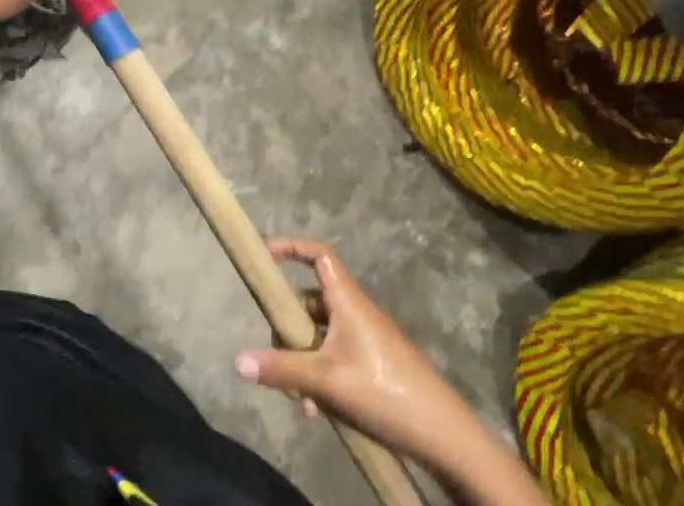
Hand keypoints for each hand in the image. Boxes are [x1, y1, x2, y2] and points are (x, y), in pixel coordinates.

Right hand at [234, 240, 486, 474]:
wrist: (446, 437)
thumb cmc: (386, 393)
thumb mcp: (326, 381)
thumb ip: (281, 369)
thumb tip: (237, 362)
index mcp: (348, 302)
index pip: (320, 255)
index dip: (291, 247)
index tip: (264, 254)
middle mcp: (357, 314)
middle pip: (310, 301)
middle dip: (287, 325)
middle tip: (272, 350)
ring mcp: (367, 340)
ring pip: (320, 335)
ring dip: (301, 358)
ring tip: (296, 394)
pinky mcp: (374, 365)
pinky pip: (334, 358)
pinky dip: (319, 376)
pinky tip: (316, 409)